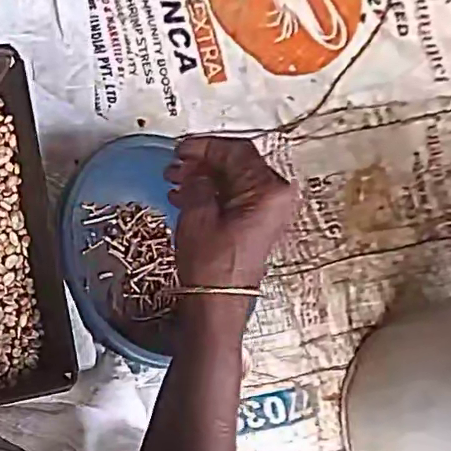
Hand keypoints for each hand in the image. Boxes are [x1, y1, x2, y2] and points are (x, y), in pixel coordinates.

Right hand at [165, 136, 296, 290]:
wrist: (217, 304)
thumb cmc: (211, 266)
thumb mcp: (197, 217)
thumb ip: (197, 184)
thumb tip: (194, 171)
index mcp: (267, 190)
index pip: (237, 152)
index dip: (205, 146)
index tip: (181, 149)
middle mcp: (275, 197)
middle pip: (238, 165)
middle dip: (203, 162)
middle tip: (175, 165)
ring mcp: (267, 212)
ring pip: (233, 181)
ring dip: (204, 177)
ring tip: (175, 180)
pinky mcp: (256, 225)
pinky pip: (234, 198)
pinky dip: (210, 193)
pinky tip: (185, 196)